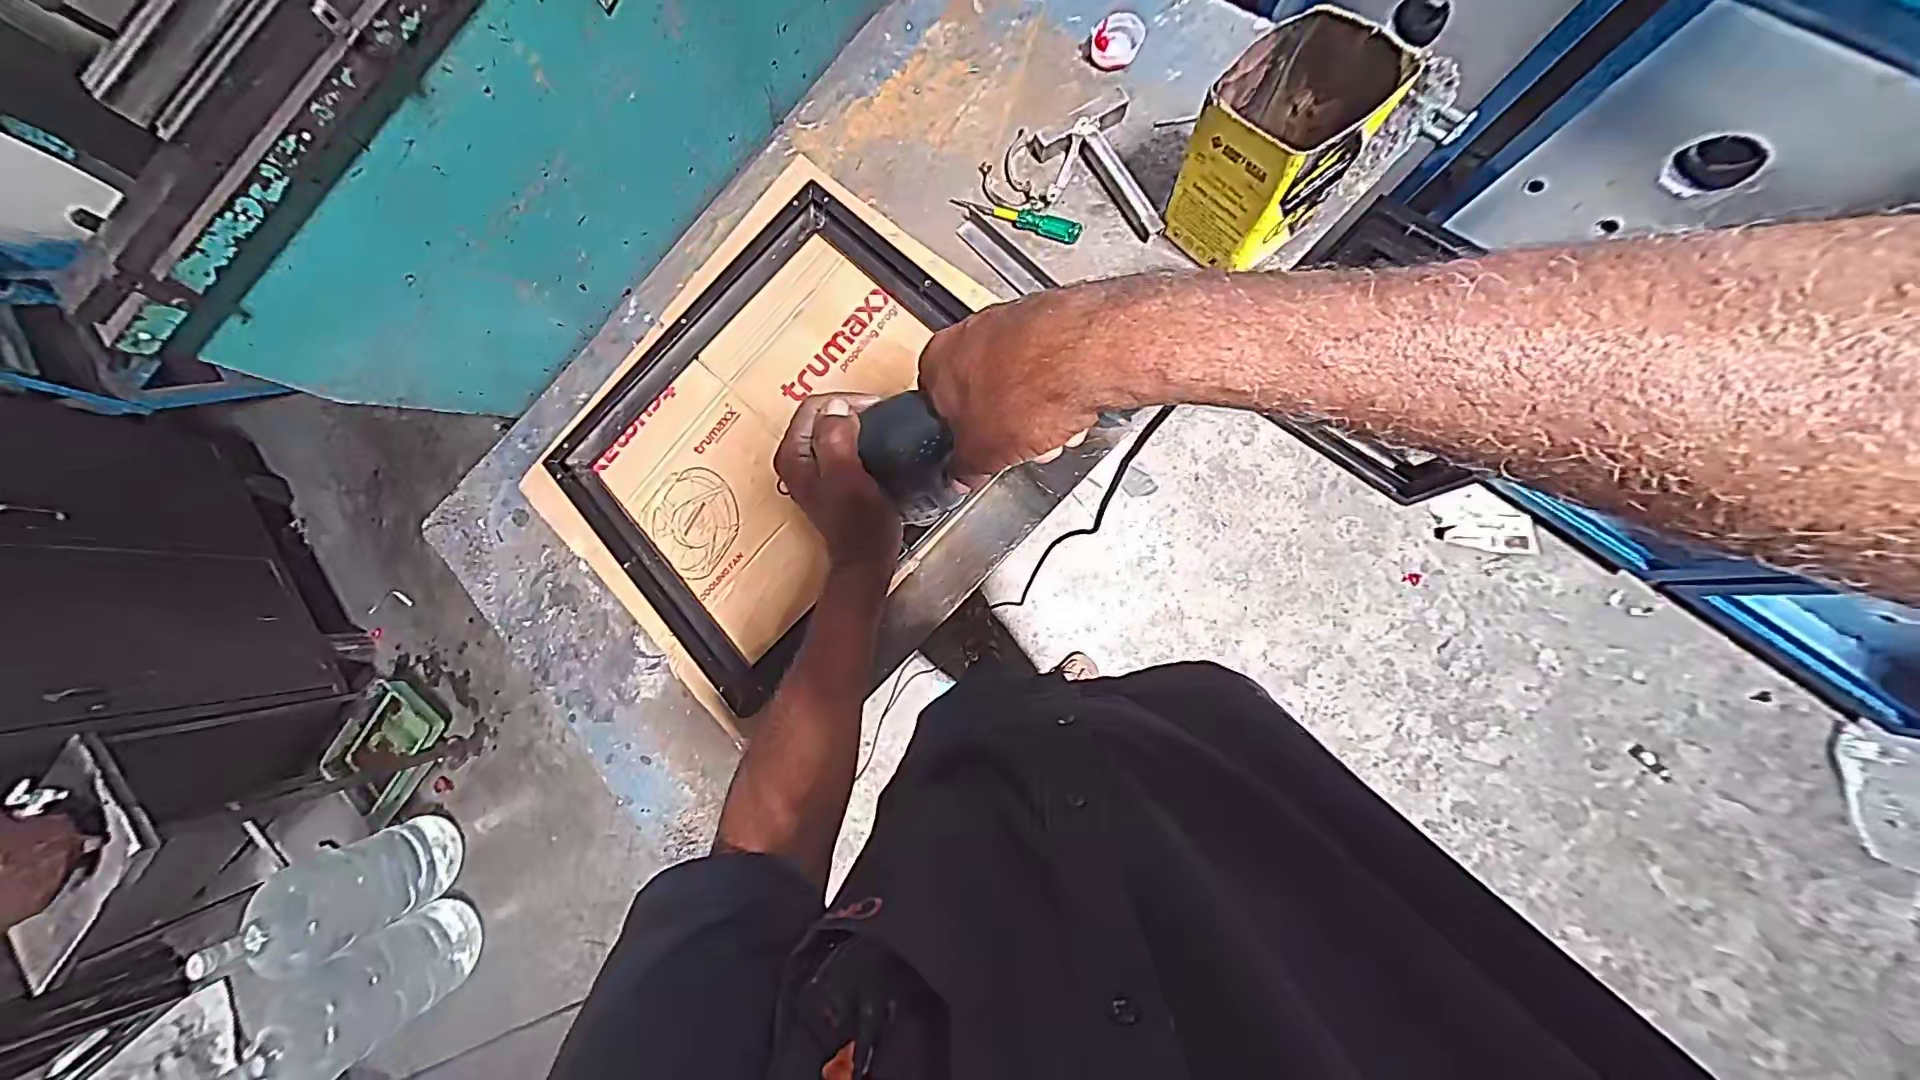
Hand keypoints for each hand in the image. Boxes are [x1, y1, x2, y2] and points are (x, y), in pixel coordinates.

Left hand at [775, 393, 901, 571]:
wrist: (866, 560)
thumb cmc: (860, 524)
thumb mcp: (848, 476)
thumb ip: (836, 439)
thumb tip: (837, 406)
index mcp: (792, 456)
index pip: (814, 406)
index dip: (845, 401)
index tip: (875, 409)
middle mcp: (795, 460)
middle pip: (820, 415)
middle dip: (850, 409)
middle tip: (880, 416)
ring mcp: (811, 471)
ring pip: (831, 429)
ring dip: (855, 424)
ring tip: (880, 428)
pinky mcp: (828, 479)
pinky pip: (840, 445)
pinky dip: (857, 440)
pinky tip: (875, 446)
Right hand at [917, 286, 1123, 480]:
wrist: (1089, 356)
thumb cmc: (1031, 389)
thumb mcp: (983, 454)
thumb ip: (965, 467)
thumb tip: (961, 475)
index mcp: (937, 359)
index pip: (936, 406)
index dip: (958, 435)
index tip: (973, 451)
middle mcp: (971, 331)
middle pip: (983, 393)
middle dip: (1004, 424)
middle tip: (1018, 445)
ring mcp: (1014, 322)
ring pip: (1019, 381)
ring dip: (1036, 411)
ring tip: (1056, 430)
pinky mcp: (1054, 320)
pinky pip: (1051, 365)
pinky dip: (1062, 386)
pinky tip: (1076, 407)